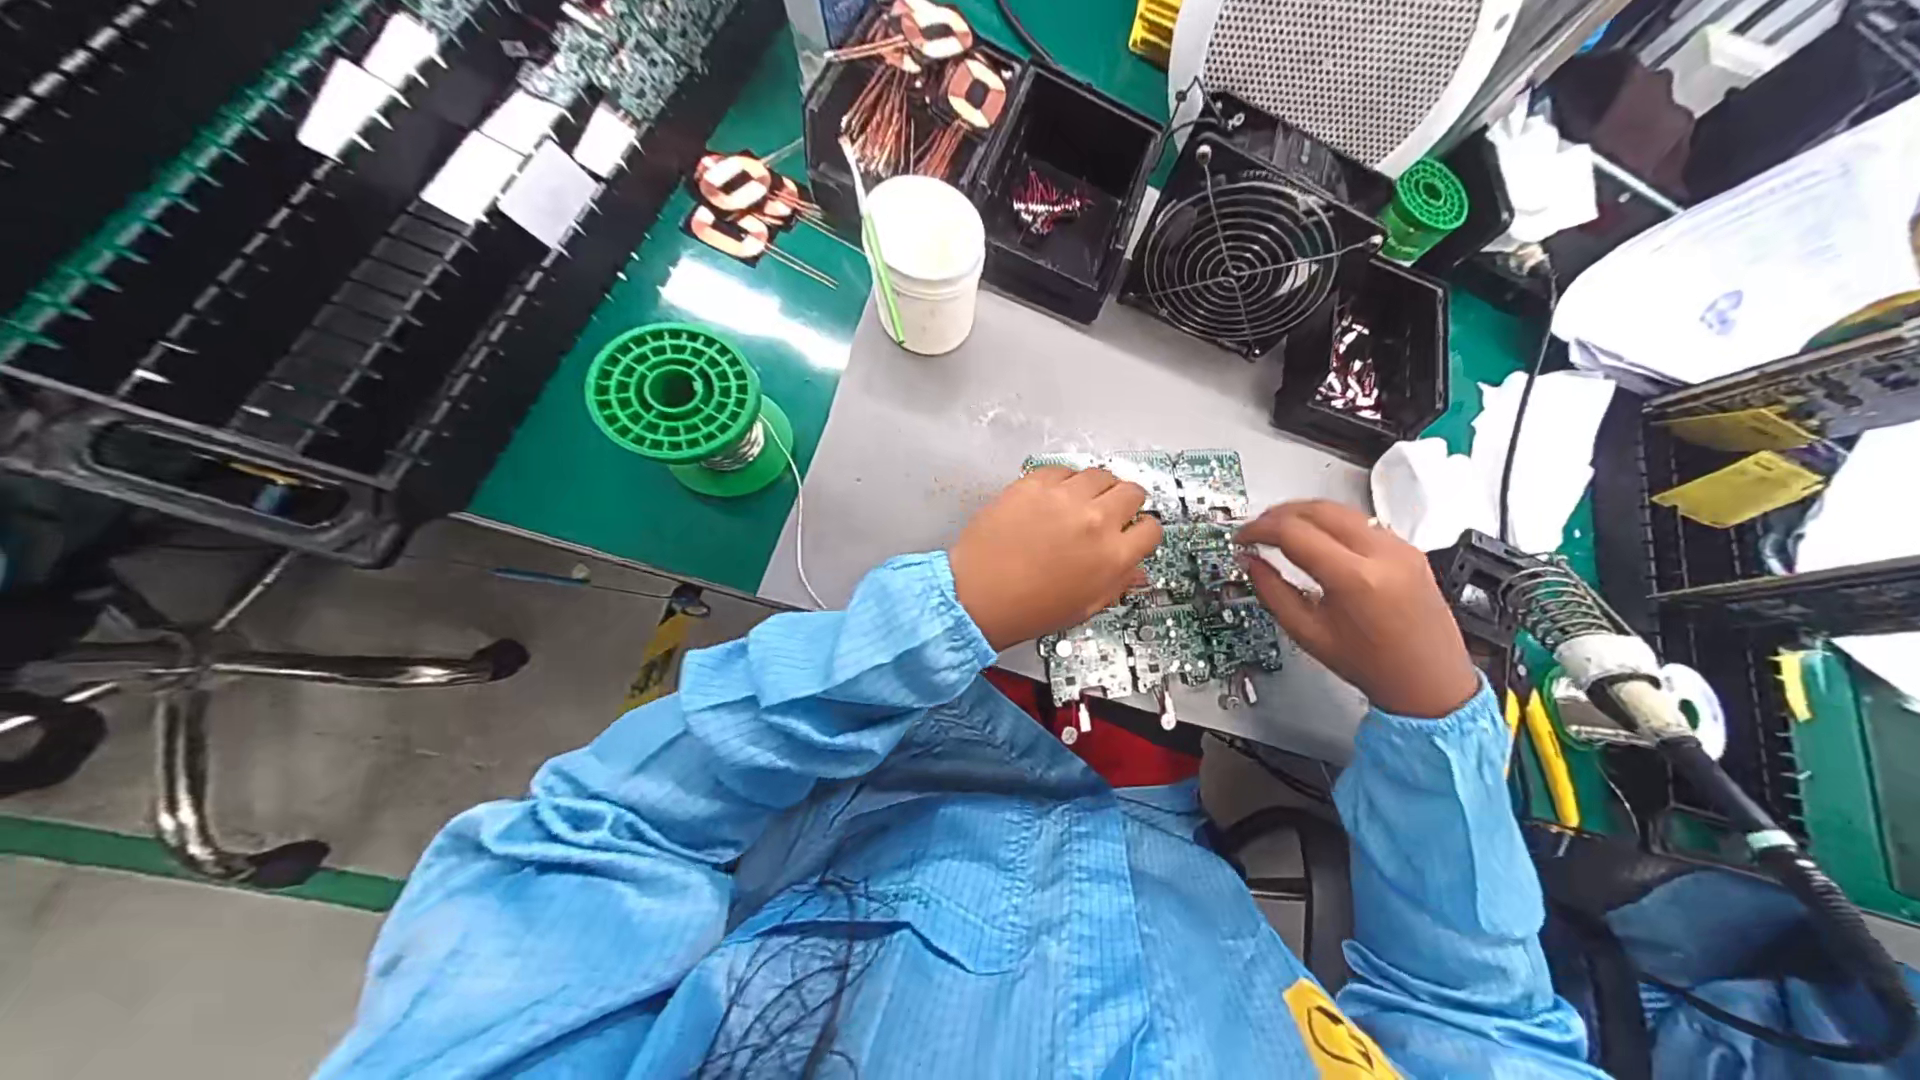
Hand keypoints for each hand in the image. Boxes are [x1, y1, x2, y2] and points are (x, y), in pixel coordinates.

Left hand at [949, 467, 1163, 650]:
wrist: (977, 597)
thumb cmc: (1026, 608)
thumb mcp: (1085, 607)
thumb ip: (1117, 583)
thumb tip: (1135, 571)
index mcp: (1113, 556)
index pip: (1151, 529)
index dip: (1142, 531)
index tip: (1132, 531)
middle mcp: (1094, 521)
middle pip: (1131, 492)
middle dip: (1125, 502)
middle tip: (1109, 512)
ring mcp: (1063, 499)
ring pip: (1098, 475)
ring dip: (1094, 488)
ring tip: (1079, 503)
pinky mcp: (1033, 485)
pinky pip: (1061, 470)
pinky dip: (1062, 482)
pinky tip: (1052, 499)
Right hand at [1237, 500, 1477, 718]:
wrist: (1430, 682)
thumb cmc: (1376, 666)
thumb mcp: (1308, 633)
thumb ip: (1272, 592)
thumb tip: (1251, 562)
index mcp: (1355, 579)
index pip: (1293, 531)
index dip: (1259, 530)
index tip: (1243, 538)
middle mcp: (1383, 555)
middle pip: (1317, 509)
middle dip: (1278, 514)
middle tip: (1256, 530)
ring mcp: (1400, 549)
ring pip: (1340, 509)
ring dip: (1303, 514)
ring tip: (1280, 530)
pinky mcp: (1408, 550)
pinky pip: (1361, 521)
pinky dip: (1329, 521)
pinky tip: (1314, 537)